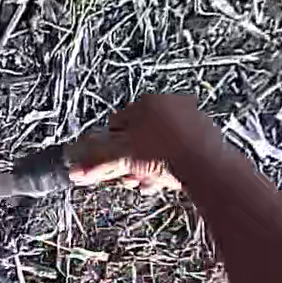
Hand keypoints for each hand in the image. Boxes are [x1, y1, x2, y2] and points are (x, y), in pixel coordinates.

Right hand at [66, 94, 221, 191]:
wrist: (207, 167)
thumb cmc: (166, 154)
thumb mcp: (122, 158)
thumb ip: (96, 162)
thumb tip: (74, 168)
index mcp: (146, 102)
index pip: (115, 124)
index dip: (109, 148)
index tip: (109, 164)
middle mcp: (169, 104)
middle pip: (137, 136)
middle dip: (130, 159)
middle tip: (128, 175)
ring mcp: (190, 118)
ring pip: (157, 144)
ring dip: (147, 164)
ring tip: (146, 180)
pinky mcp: (204, 135)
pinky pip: (177, 150)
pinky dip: (168, 164)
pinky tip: (164, 179)